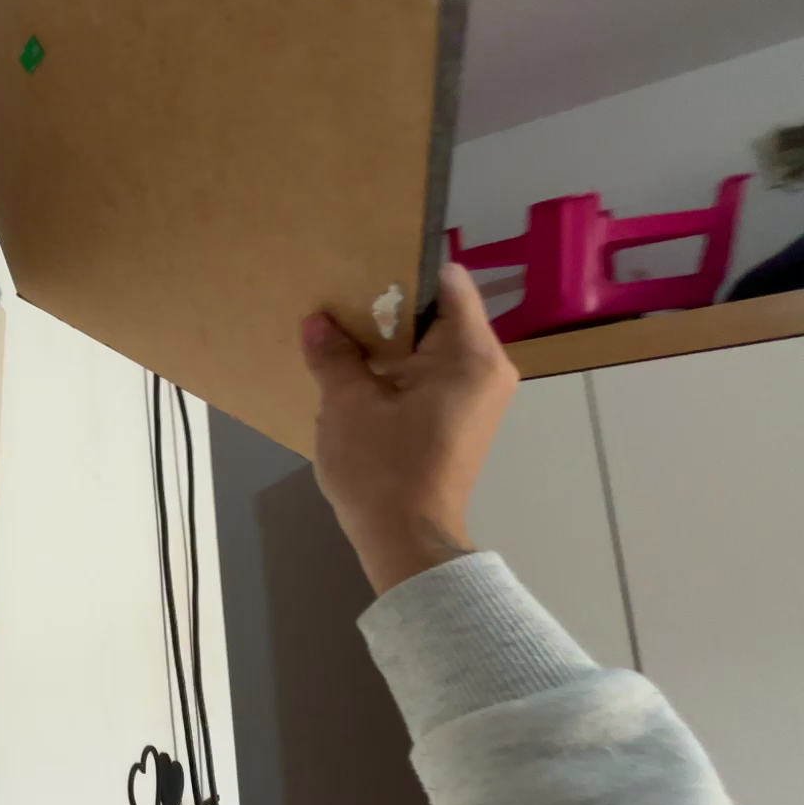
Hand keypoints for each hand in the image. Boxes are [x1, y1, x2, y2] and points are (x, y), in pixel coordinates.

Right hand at [300, 263, 517, 594]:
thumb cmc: (381, 466)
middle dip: (386, 311)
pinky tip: (355, 380)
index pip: (449, 286)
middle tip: (336, 306)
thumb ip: (333, 357)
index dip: (404, 272)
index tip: (360, 270)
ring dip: (385, 345)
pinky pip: (427, 377)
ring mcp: (476, 396)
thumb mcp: (347, 405)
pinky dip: (394, 372)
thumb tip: (316, 321)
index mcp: (470, 356)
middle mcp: (487, 369)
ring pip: (429, 349)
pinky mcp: (460, 418)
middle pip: (438, 317)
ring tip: (338, 343)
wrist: (404, 535)